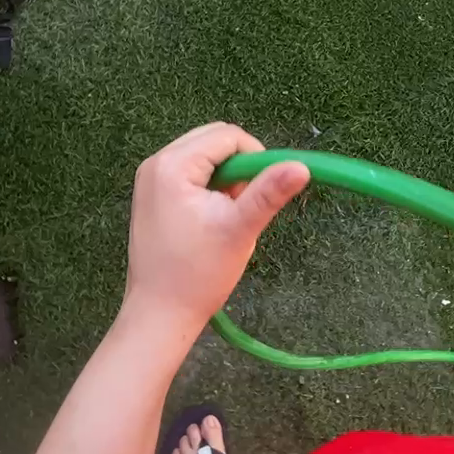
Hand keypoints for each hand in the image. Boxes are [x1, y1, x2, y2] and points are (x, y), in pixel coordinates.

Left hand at [123, 123, 309, 329]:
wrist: (159, 317)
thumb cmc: (199, 273)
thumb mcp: (240, 229)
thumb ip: (269, 192)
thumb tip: (302, 166)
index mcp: (172, 165)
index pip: (228, 136)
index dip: (254, 158)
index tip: (258, 194)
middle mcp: (156, 162)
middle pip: (214, 139)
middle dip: (238, 166)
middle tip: (242, 205)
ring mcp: (151, 176)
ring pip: (205, 153)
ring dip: (226, 175)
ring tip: (227, 213)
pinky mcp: (152, 192)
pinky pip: (192, 168)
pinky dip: (211, 184)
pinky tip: (211, 216)